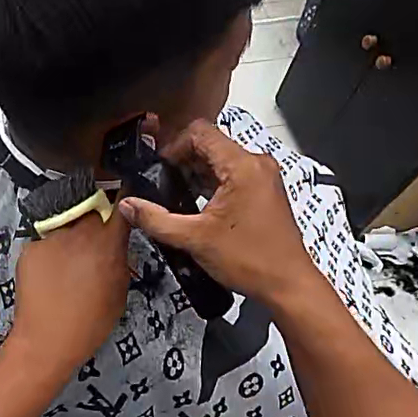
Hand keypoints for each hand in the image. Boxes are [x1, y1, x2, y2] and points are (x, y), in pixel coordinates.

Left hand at [6, 208, 132, 378]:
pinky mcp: (30, 248)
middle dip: (96, 219)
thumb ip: (119, 259)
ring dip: (72, 237)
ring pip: (67, 226)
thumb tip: (116, 246)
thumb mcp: (120, 290)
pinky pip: (46, 242)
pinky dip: (50, 253)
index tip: (125, 201)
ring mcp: (52, 238)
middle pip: (92, 210)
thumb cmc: (91, 321)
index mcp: (108, 242)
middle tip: (96, 240)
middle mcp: (80, 233)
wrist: (47, 339)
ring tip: (70, 263)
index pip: (121, 206)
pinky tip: (51, 274)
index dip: (124, 201)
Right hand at [118, 120, 323, 305]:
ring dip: (198, 174)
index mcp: (242, 166)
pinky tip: (199, 208)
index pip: (200, 132)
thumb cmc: (252, 260)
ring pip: (223, 161)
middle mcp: (257, 165)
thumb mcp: (195, 239)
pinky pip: (235, 176)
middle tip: (164, 183)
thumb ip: (156, 219)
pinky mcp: (266, 193)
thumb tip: (130, 206)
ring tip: (178, 197)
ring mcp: (264, 178)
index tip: (159, 167)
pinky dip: (215, 185)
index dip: (174, 146)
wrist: (287, 284)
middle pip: (211, 144)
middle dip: (184, 161)